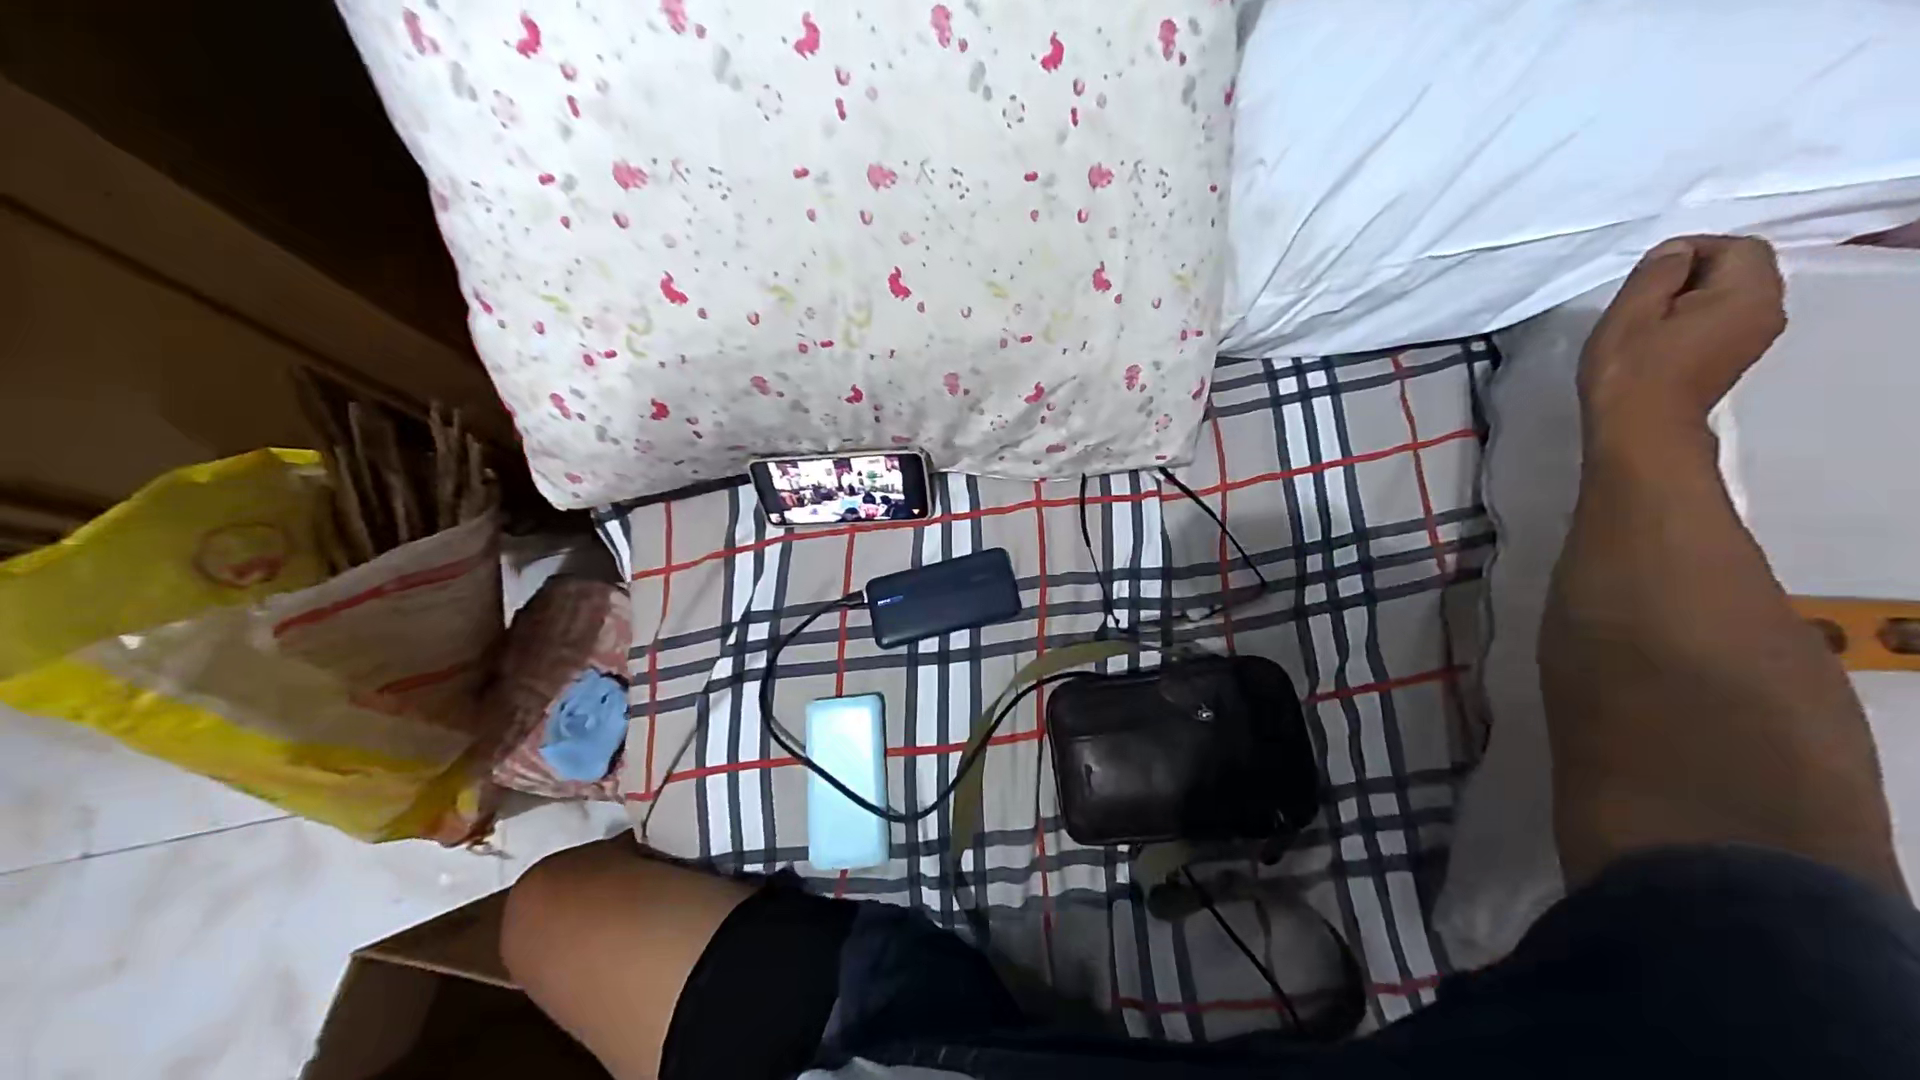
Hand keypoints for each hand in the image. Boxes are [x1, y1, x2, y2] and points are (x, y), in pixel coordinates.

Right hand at [1578, 235, 1786, 445]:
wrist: (1640, 429)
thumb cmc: (1630, 371)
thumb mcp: (1630, 313)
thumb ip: (1657, 272)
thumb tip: (1674, 253)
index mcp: (1749, 292)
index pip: (1736, 246)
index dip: (1690, 250)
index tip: (1644, 276)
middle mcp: (1769, 308)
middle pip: (1742, 267)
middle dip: (1695, 272)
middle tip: (1643, 298)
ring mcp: (1758, 335)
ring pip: (1734, 294)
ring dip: (1695, 296)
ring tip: (1650, 319)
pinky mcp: (1739, 354)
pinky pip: (1728, 317)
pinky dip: (1699, 316)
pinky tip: (1664, 336)